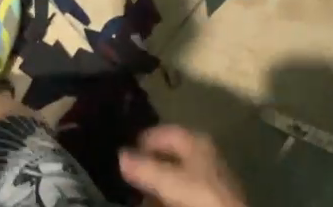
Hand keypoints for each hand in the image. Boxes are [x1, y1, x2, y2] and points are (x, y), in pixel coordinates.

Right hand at [120, 126, 248, 206]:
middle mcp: (203, 151)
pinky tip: (161, 201)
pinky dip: (170, 194)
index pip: (162, 132)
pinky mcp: (213, 195)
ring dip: (158, 182)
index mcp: (195, 139)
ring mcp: (209, 174)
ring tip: (142, 194)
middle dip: (149, 165)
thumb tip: (119, 155)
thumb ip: (144, 168)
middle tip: (130, 176)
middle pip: (169, 153)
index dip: (142, 141)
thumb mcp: (169, 182)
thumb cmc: (200, 196)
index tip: (124, 155)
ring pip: (177, 173)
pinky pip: (185, 189)